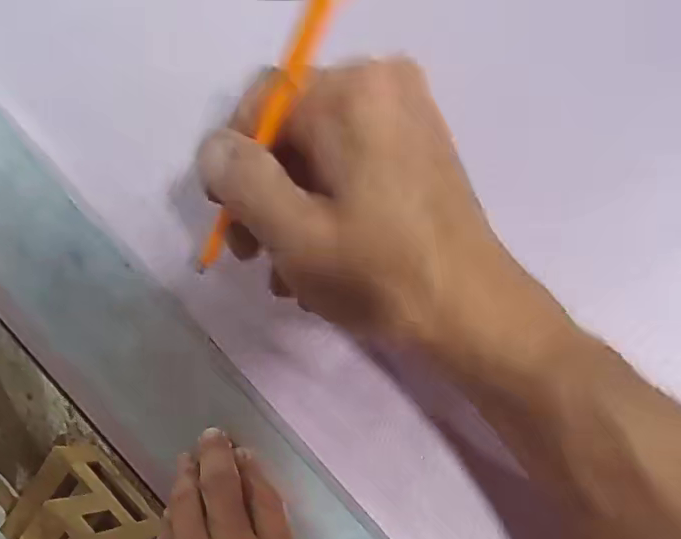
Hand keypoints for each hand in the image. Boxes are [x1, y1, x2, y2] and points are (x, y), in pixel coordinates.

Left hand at [134, 428, 412, 538]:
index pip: (265, 500)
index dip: (254, 472)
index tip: (244, 453)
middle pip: (220, 488)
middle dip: (215, 456)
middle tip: (210, 435)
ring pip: (185, 506)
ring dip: (185, 478)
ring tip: (185, 459)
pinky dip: (168, 520)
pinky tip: (168, 513)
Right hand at [197, 59, 581, 375]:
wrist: (466, 310)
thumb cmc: (376, 274)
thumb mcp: (293, 235)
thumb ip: (243, 184)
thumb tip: (213, 150)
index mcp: (349, 93)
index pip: (261, 104)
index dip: (233, 164)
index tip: (229, 224)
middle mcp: (381, 86)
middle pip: (291, 134)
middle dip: (264, 199)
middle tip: (253, 259)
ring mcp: (406, 119)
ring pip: (319, 161)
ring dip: (293, 218)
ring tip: (290, 278)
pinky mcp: (419, 154)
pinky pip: (352, 173)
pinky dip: (328, 214)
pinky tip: (323, 267)